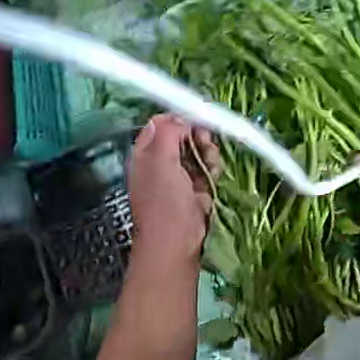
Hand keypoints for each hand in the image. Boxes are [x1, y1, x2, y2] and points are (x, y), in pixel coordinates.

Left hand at [128, 115, 221, 265]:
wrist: (177, 241)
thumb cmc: (165, 201)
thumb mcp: (161, 159)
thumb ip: (168, 132)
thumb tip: (178, 118)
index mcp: (145, 153)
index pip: (161, 124)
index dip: (179, 119)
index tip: (196, 120)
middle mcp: (160, 161)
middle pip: (183, 136)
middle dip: (197, 136)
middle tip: (205, 141)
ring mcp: (178, 175)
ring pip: (198, 151)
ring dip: (208, 152)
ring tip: (210, 163)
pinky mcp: (195, 188)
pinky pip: (207, 168)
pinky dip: (212, 168)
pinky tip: (214, 175)